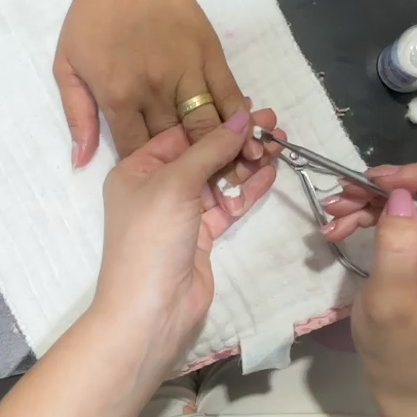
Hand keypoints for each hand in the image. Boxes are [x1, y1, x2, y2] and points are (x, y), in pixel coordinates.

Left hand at [53, 0, 262, 178]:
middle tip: (190, 183)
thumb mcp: (67, 65)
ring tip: (217, 169)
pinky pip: (229, 98)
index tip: (152, 181)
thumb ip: (76, 116)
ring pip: (208, 129)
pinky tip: (237, 136)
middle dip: (184, 171)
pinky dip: (236, 121)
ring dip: (216, 153)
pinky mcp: (212, 57)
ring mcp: (187, 74)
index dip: (146, 170)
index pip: (136, 151)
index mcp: (118, 96)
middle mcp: (154, 91)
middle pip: (175, 148)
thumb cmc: (94, 16)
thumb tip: (81, 161)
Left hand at [92, 108, 279, 375]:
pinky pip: (227, 204)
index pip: (179, 133)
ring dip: (246, 162)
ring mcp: (180, 213)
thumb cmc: (152, 238)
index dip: (214, 119)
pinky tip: (270, 172)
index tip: (250, 107)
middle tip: (274, 124)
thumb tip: (242, 117)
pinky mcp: (201, 236)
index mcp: (136, 169)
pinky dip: (247, 189)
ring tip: (279, 143)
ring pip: (218, 179)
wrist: (151, 309)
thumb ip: (210, 148)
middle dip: (235, 140)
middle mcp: (156, 187)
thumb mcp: (175, 183)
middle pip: (202, 154)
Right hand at [320, 165, 416, 400]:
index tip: (378, 178)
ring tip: (333, 211)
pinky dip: (369, 220)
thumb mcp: (391, 301)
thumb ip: (397, 246)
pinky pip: (400, 224)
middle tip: (344, 192)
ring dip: (371, 203)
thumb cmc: (399, 351)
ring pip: (413, 206)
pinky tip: (339, 228)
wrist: (400, 384)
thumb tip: (398, 196)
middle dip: (388, 190)